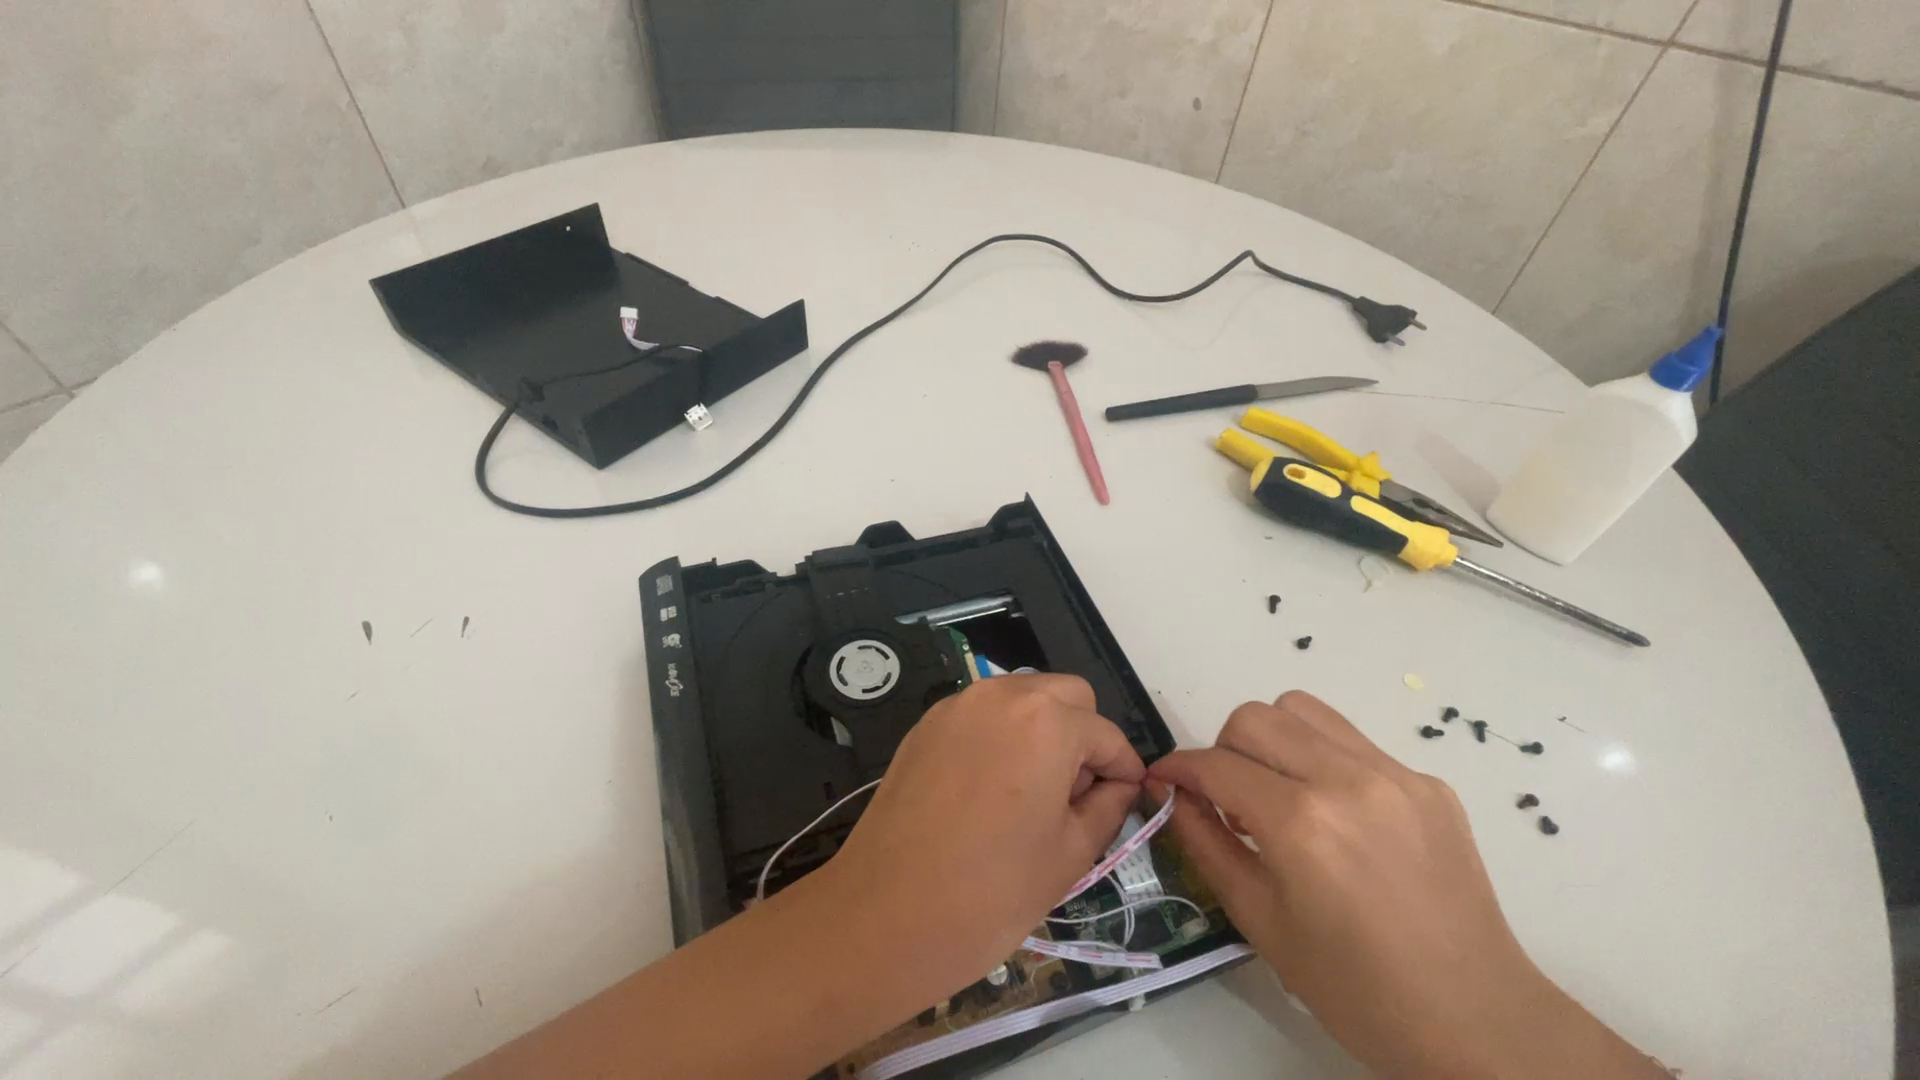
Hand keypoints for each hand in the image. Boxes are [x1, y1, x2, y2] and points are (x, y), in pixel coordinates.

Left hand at [819, 673, 1144, 999]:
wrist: (885, 914)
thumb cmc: (992, 891)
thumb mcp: (1070, 854)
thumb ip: (1106, 807)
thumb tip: (1116, 786)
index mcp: (1047, 721)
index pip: (1105, 733)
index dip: (1122, 768)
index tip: (1124, 798)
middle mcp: (1002, 696)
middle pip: (1065, 696)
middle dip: (1083, 734)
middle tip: (1077, 793)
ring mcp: (956, 707)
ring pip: (1020, 699)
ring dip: (1041, 729)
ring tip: (1033, 792)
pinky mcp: (924, 726)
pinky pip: (980, 716)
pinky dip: (1000, 736)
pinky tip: (990, 790)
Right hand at [1149, 692, 1661, 1079]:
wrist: (1475, 1020)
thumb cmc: (1354, 988)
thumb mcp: (1259, 919)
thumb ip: (1204, 842)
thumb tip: (1168, 792)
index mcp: (1301, 823)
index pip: (1215, 764)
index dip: (1177, 769)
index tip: (1163, 782)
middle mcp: (1347, 780)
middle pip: (1255, 718)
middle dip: (1223, 750)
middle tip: (1227, 799)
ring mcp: (1395, 774)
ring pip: (1303, 711)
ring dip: (1273, 742)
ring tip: (1279, 794)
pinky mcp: (1427, 782)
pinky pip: (1352, 742)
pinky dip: (1323, 761)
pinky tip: (1337, 817)